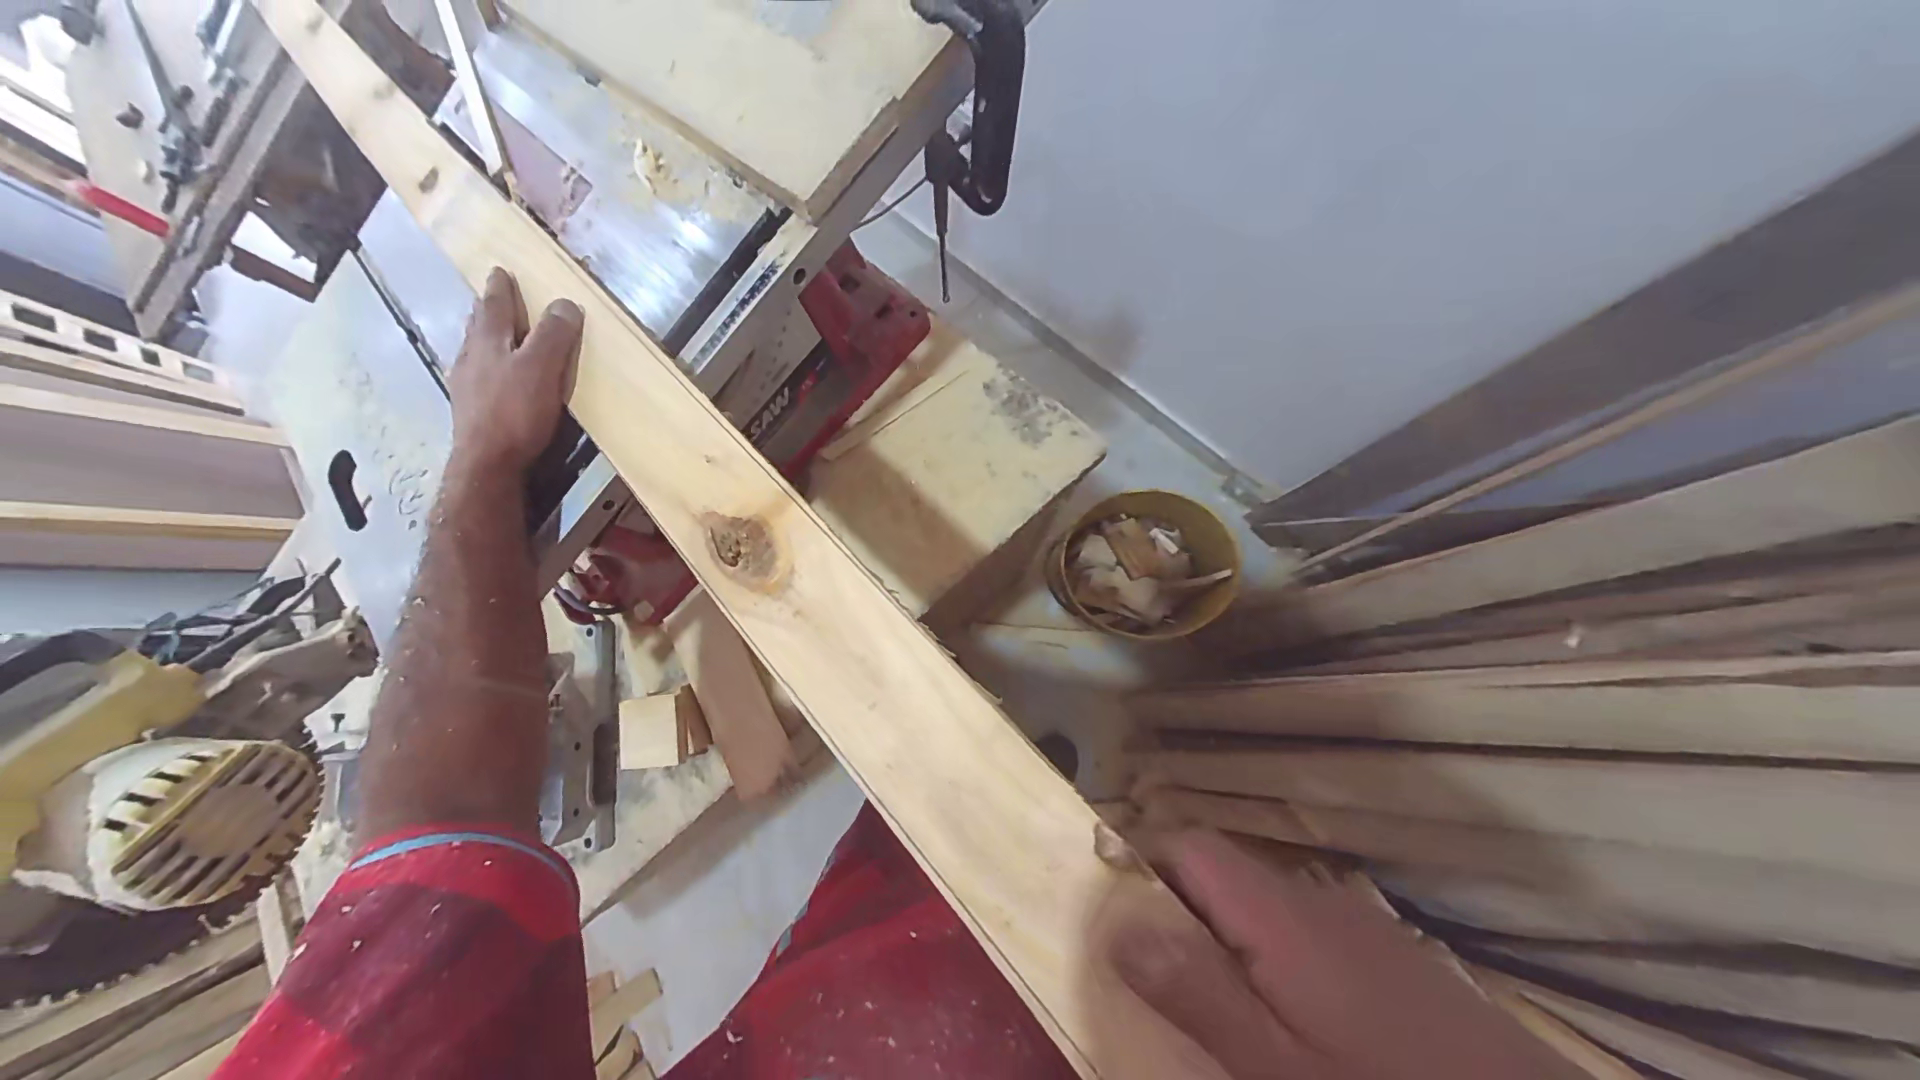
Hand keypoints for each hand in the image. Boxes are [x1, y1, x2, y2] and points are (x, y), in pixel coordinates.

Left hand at [447, 268, 582, 476]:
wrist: (488, 462)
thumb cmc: (516, 412)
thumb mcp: (542, 370)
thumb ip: (553, 337)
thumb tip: (564, 303)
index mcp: (489, 342)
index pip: (494, 306)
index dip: (501, 289)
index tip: (501, 271)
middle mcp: (472, 357)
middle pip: (479, 325)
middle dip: (487, 309)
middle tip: (492, 297)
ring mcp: (467, 384)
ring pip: (475, 349)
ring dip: (484, 336)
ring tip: (491, 332)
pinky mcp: (471, 409)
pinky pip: (478, 374)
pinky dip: (486, 365)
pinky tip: (492, 375)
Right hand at [1111, 830, 1583, 1079]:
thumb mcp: (1275, 1066)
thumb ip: (1196, 989)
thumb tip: (1117, 923)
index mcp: (1276, 912)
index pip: (1188, 843)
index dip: (1140, 857)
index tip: (1106, 900)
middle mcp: (1311, 899)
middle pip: (1218, 868)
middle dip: (1170, 899)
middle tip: (1144, 961)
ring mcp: (1353, 925)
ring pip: (1256, 901)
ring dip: (1215, 927)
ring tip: (1199, 990)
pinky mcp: (1384, 958)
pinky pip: (1297, 931)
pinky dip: (1262, 951)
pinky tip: (1276, 1010)